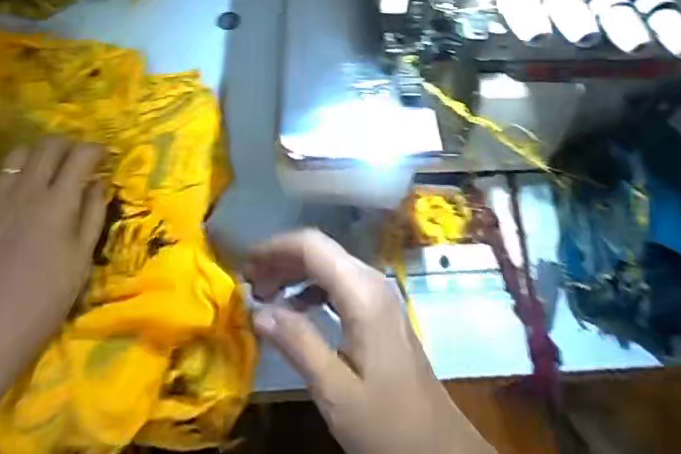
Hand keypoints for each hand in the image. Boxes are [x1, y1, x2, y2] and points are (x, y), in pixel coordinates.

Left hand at [0, 138, 108, 453]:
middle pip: (48, 145)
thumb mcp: (79, 265)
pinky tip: (11, 195)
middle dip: (68, 145)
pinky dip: (8, 175)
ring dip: (36, 155)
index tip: (104, 157)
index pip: (81, 154)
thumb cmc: (37, 308)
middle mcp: (24, 190)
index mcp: (57, 202)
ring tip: (44, 173)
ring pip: (16, 154)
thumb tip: (97, 184)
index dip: (96, 150)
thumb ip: (91, 217)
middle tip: (77, 161)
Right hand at [246, 229, 493, 453]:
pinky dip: (311, 289)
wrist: (438, 446)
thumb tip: (257, 310)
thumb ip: (298, 344)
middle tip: (246, 284)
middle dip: (280, 259)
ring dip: (294, 273)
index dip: (275, 247)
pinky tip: (293, 312)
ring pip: (329, 266)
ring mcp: (379, 295)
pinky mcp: (380, 312)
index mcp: (362, 293)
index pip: (313, 245)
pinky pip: (339, 285)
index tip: (242, 264)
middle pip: (320, 251)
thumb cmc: (387, 421)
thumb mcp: (336, 391)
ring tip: (262, 297)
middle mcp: (372, 282)